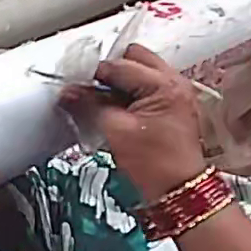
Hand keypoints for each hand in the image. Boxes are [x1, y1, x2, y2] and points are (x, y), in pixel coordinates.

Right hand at [66, 44, 207, 200]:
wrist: (179, 193)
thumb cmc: (156, 166)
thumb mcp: (115, 132)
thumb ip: (90, 106)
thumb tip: (70, 93)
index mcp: (164, 85)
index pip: (119, 66)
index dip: (92, 75)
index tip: (74, 85)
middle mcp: (175, 83)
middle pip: (135, 57)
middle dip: (110, 70)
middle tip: (91, 88)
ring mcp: (177, 94)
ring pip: (142, 70)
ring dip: (121, 81)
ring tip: (102, 100)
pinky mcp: (174, 107)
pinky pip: (149, 87)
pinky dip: (132, 92)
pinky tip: (117, 108)